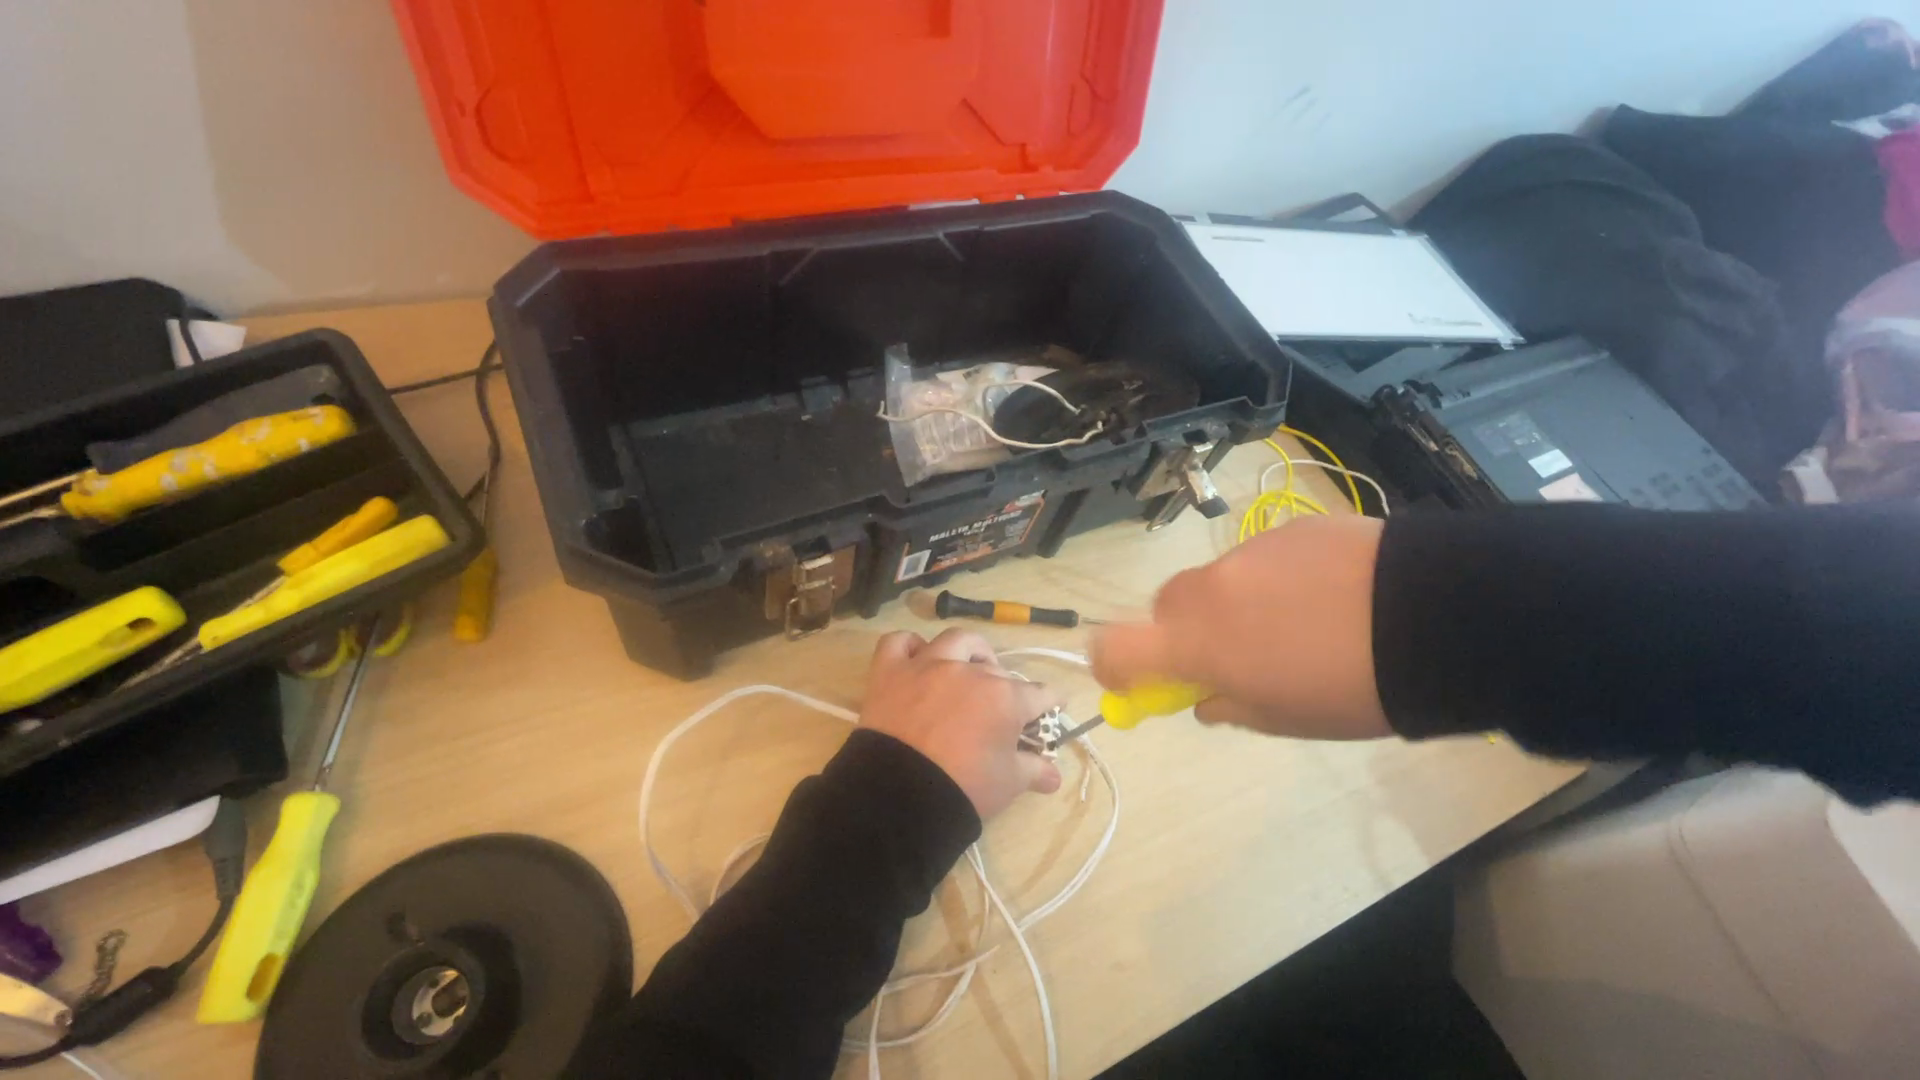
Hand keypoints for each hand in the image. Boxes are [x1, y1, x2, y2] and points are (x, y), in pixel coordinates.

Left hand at [861, 629, 1063, 818]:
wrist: (900, 793)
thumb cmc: (964, 787)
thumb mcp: (1008, 783)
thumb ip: (1034, 771)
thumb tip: (1055, 776)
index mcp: (1004, 698)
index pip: (1040, 693)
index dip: (1051, 701)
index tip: (1053, 707)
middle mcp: (968, 672)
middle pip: (997, 670)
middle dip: (1004, 686)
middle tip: (1000, 707)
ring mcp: (927, 666)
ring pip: (955, 640)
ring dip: (968, 651)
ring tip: (968, 666)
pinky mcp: (890, 672)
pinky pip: (899, 642)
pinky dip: (909, 647)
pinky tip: (916, 659)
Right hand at [1091, 515, 1392, 739]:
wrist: (1436, 616)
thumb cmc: (1352, 688)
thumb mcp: (1284, 718)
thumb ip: (1228, 704)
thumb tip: (1206, 695)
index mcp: (1197, 643)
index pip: (1114, 648)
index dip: (1113, 666)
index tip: (1134, 681)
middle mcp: (1209, 589)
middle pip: (1166, 606)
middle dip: (1184, 633)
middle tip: (1232, 656)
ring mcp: (1248, 552)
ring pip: (1217, 581)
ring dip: (1234, 604)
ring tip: (1300, 624)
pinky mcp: (1290, 528)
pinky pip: (1262, 558)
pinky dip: (1276, 579)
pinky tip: (1328, 595)